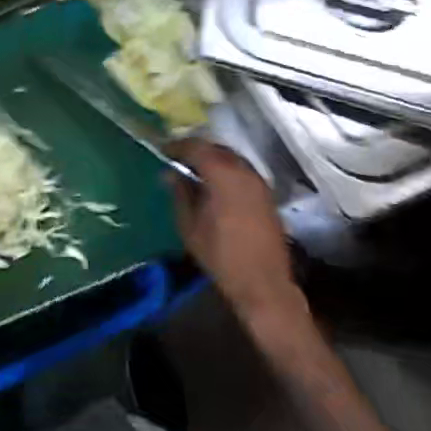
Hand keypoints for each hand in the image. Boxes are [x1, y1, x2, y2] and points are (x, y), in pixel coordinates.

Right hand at [167, 139, 302, 325]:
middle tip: (177, 160)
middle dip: (195, 150)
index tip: (163, 150)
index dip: (177, 146)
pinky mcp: (267, 194)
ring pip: (231, 158)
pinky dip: (226, 171)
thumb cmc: (221, 255)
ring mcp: (259, 181)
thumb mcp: (190, 226)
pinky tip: (215, 186)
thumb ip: (180, 193)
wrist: (264, 284)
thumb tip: (170, 173)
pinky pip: (242, 171)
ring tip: (194, 172)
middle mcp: (244, 170)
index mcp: (223, 174)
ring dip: (212, 160)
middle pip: (216, 148)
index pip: (196, 147)